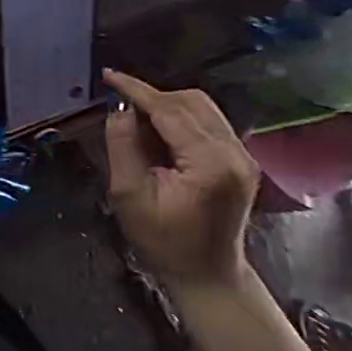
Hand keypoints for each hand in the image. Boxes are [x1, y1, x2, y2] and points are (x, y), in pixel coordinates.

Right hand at [102, 70, 259, 289]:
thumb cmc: (163, 241)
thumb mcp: (129, 195)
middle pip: (191, 102)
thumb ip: (123, 147)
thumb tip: (118, 110)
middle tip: (118, 104)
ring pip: (202, 108)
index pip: (170, 111)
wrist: (206, 273)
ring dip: (166, 106)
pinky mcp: (239, 160)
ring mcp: (242, 155)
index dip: (137, 90)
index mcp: (210, 162)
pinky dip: (179, 118)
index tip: (108, 77)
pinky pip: (208, 123)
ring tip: (134, 118)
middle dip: (152, 96)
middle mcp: (234, 152)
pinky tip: (157, 131)